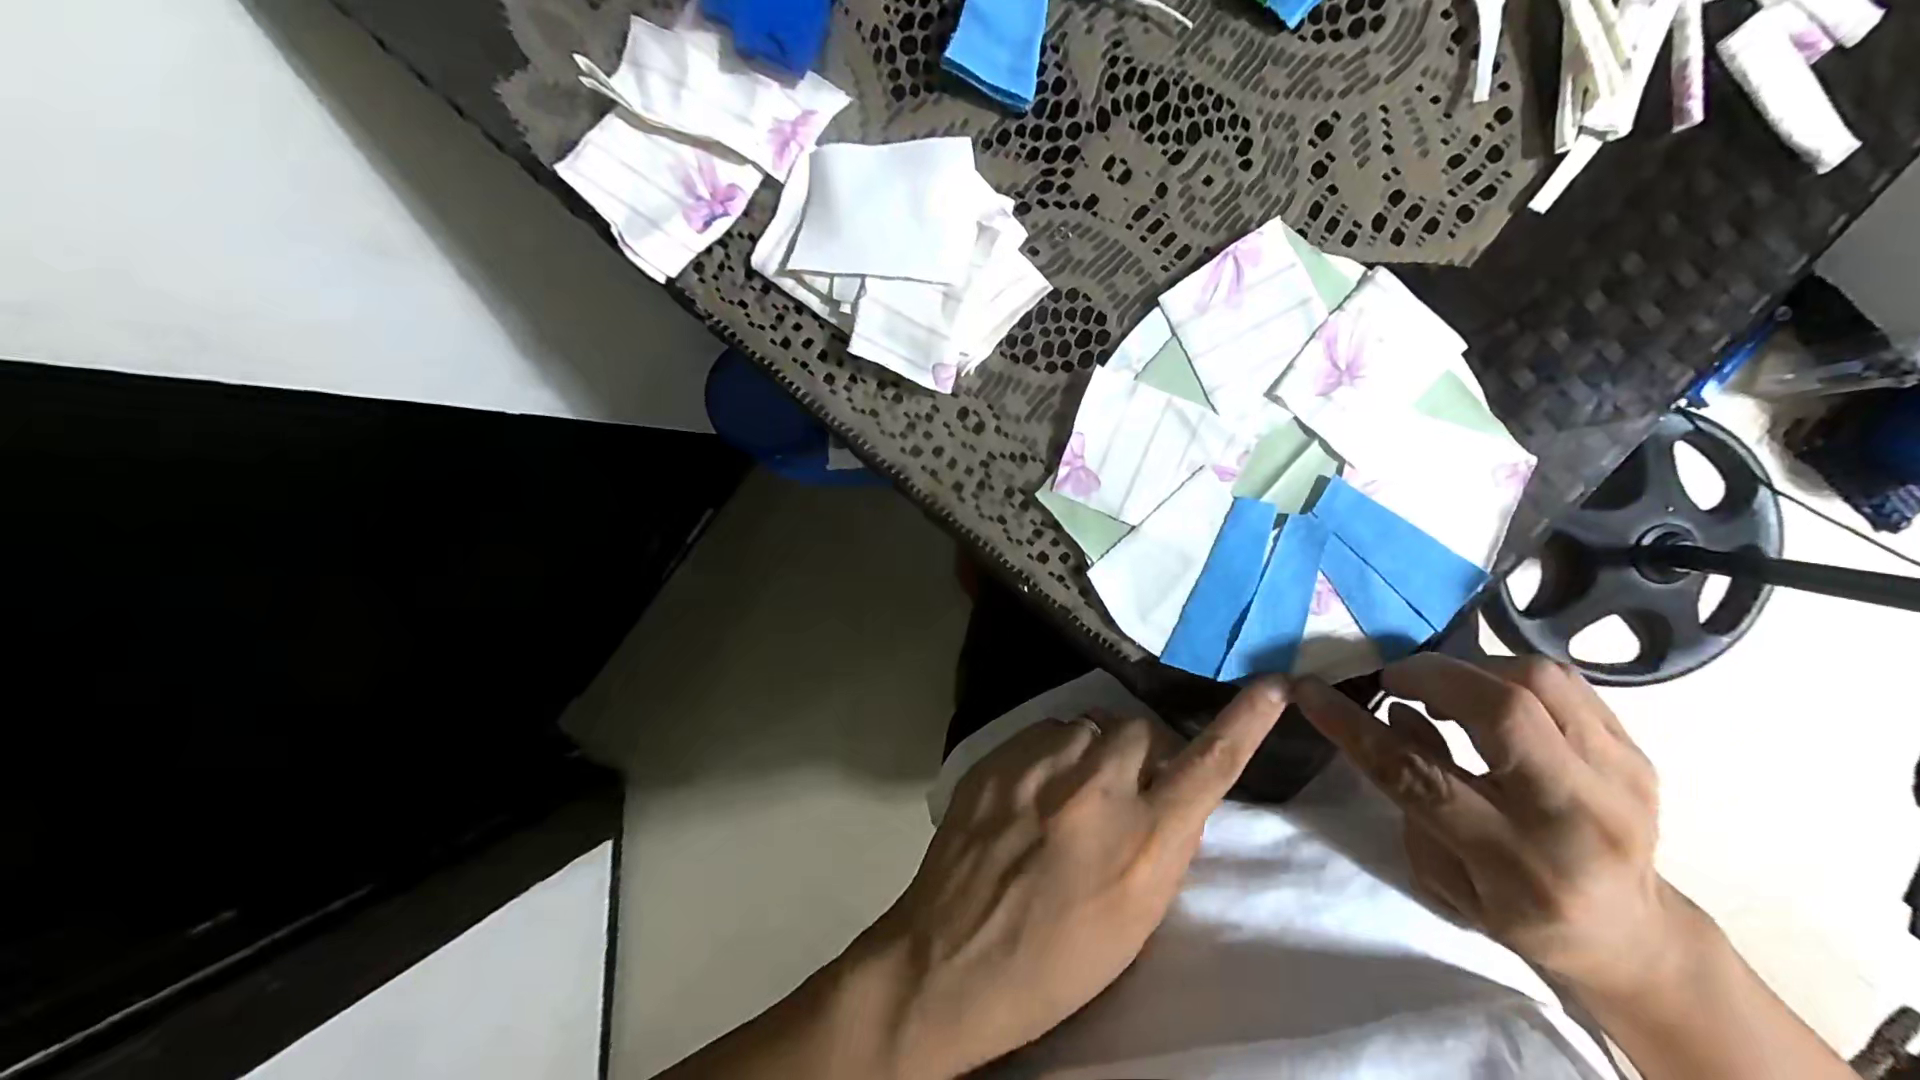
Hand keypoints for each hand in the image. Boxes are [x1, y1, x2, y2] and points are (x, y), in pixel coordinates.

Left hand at [856, 678, 1290, 1078]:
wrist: (950, 962)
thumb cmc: (1056, 962)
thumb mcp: (1136, 918)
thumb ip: (1162, 845)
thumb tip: (1172, 795)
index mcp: (1144, 843)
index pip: (1209, 765)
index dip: (1245, 723)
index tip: (1272, 687)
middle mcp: (1095, 791)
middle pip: (1139, 729)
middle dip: (1140, 751)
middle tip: (1123, 784)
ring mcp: (1038, 768)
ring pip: (1087, 726)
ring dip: (1091, 751)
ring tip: (1070, 790)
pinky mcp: (996, 759)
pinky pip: (1042, 733)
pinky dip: (1050, 753)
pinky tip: (1034, 788)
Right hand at [1292, 654, 1684, 997]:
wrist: (1629, 932)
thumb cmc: (1515, 912)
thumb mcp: (1442, 875)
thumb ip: (1413, 795)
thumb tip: (1396, 714)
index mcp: (1514, 859)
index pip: (1418, 775)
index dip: (1355, 725)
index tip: (1310, 690)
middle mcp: (1575, 814)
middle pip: (1503, 710)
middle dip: (1430, 676)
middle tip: (1392, 677)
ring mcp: (1618, 778)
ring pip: (1539, 681)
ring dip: (1471, 669)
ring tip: (1440, 686)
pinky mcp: (1638, 752)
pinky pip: (1564, 684)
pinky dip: (1507, 675)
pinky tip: (1484, 694)